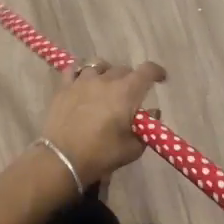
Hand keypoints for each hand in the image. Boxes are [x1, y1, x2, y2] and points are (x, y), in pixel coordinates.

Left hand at [39, 61, 166, 184]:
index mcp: (126, 92)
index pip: (147, 71)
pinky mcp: (64, 87)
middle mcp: (106, 80)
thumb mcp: (132, 149)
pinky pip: (73, 69)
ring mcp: (82, 80)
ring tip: (105, 85)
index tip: (161, 78)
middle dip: (130, 79)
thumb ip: (146, 129)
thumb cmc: (101, 154)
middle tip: (130, 94)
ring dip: (106, 73)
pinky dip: (80, 72)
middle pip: (123, 69)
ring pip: (98, 65)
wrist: (62, 158)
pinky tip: (81, 81)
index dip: (156, 72)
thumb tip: (152, 113)